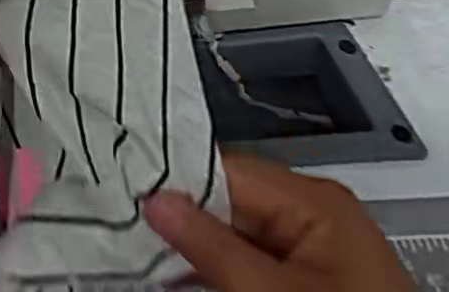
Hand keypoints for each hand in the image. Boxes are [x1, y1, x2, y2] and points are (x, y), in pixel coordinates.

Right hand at [145, 153, 410, 291]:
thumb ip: (212, 245)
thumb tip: (155, 199)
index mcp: (315, 200)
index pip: (225, 169)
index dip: (176, 180)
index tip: (133, 192)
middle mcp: (315, 213)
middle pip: (229, 199)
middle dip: (184, 217)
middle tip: (133, 225)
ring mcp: (314, 250)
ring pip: (236, 232)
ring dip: (197, 245)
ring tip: (148, 250)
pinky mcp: (310, 281)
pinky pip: (253, 259)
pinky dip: (221, 267)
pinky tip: (183, 275)